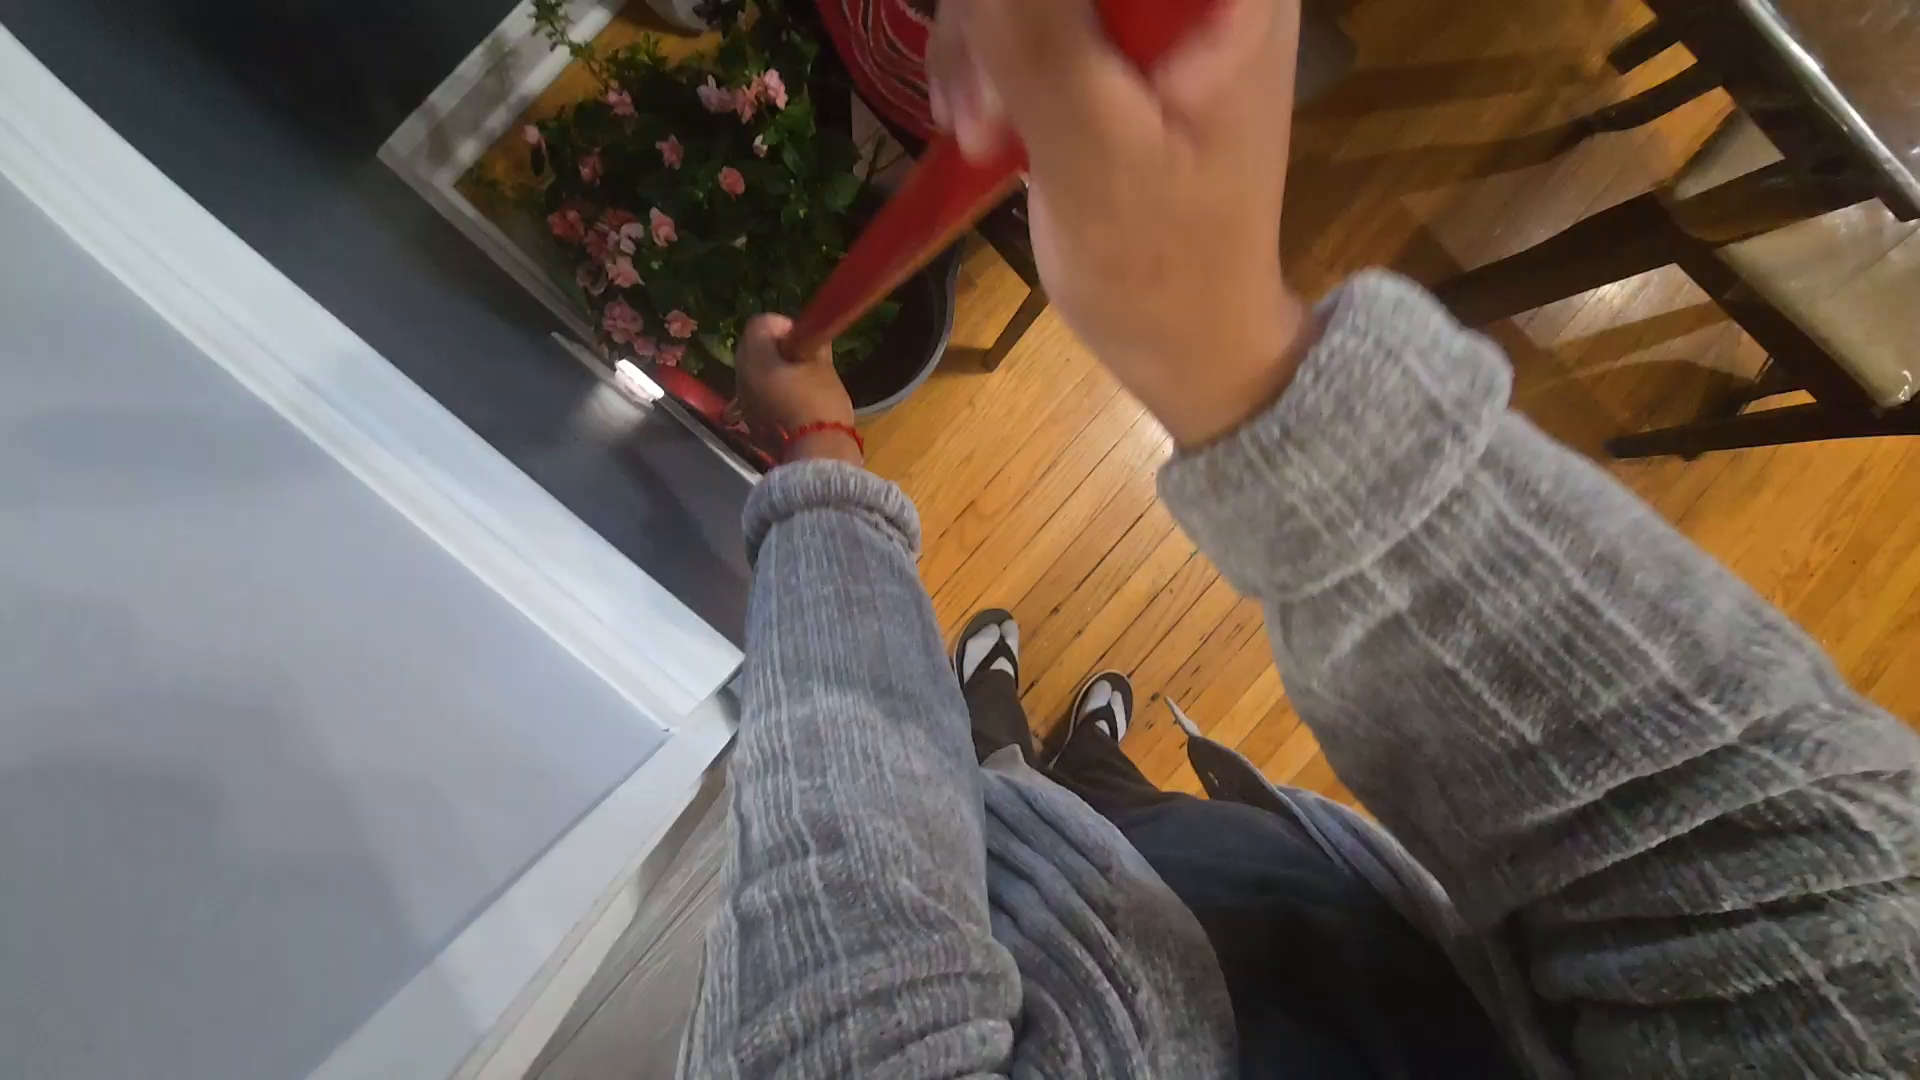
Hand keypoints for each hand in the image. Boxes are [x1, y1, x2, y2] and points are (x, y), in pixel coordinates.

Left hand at [734, 315, 863, 464]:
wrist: (816, 454)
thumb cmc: (819, 403)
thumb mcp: (823, 367)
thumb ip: (812, 344)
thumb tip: (809, 337)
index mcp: (755, 356)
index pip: (761, 323)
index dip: (784, 326)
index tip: (805, 340)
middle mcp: (740, 375)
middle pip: (755, 348)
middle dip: (778, 350)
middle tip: (805, 361)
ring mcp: (743, 401)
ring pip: (756, 375)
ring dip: (774, 373)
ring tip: (802, 385)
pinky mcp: (751, 422)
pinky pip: (759, 397)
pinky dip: (773, 395)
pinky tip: (795, 406)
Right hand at [930, 0, 1315, 446]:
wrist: (1183, 341)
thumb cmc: (1161, 269)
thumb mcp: (1096, 154)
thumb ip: (1036, 34)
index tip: (993, 36)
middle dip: (995, 18)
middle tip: (984, 109)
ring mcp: (1143, 20)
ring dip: (978, 44)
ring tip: (979, 136)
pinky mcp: (1105, 57)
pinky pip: (1022, 23)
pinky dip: (984, 68)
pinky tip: (980, 133)